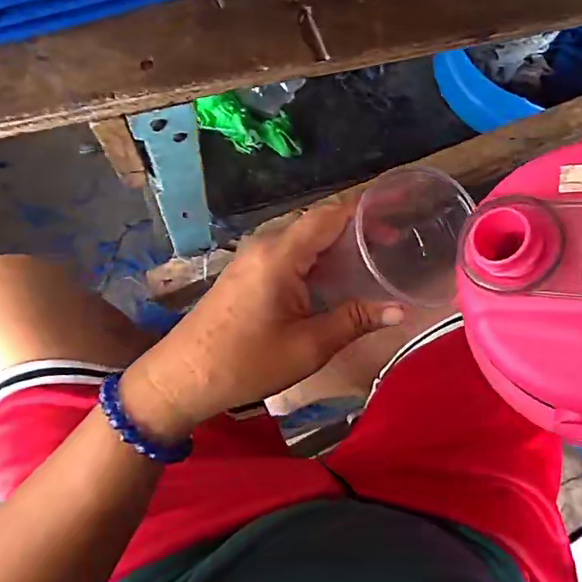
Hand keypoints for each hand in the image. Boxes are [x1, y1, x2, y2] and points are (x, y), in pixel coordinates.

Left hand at [121, 202, 403, 441]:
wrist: (182, 377)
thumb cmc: (246, 362)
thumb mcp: (308, 346)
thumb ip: (355, 320)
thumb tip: (399, 310)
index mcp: (281, 254)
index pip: (331, 213)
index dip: (366, 207)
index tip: (399, 204)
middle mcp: (266, 244)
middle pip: (319, 221)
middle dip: (358, 225)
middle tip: (397, 238)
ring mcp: (253, 256)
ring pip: (304, 237)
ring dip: (338, 241)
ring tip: (375, 252)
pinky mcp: (247, 271)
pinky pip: (290, 251)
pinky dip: (318, 255)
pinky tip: (337, 273)